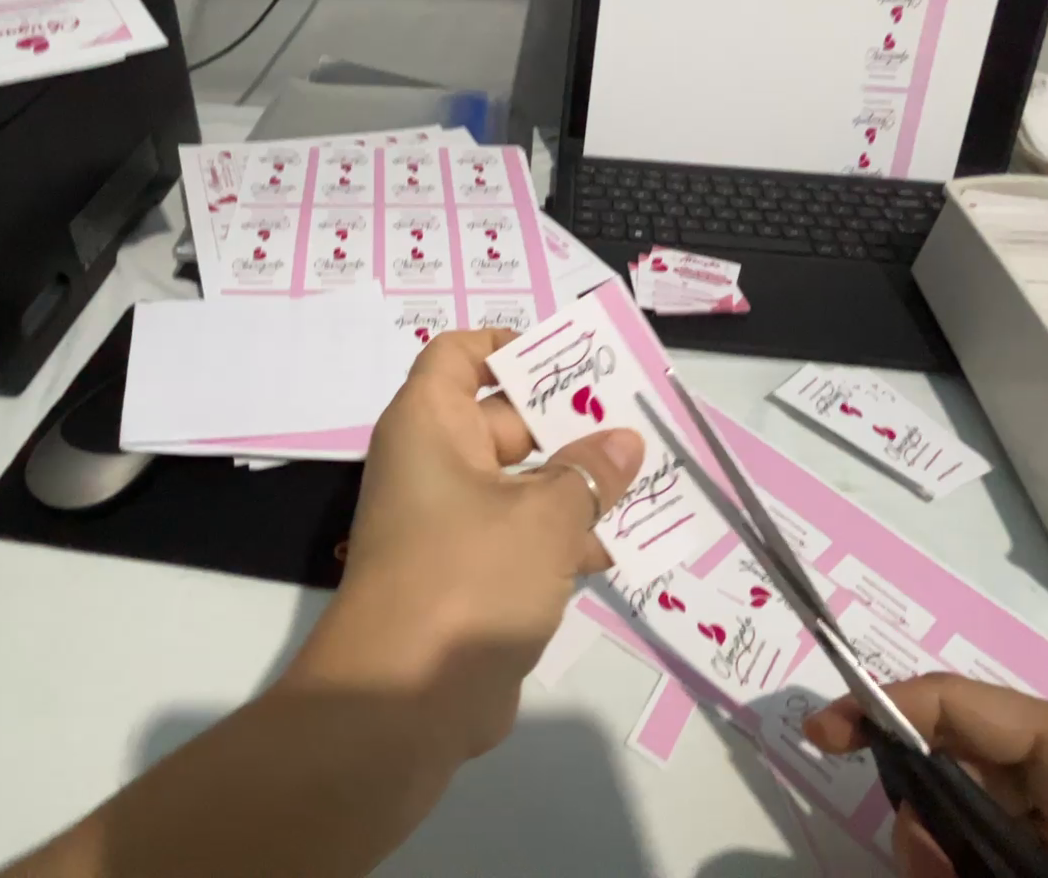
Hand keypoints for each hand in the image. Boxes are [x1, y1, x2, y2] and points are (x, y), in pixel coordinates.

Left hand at [283, 329, 645, 756]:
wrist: (404, 699)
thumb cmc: (469, 576)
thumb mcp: (544, 517)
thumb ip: (589, 473)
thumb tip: (624, 440)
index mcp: (431, 425)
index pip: (458, 355)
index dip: (509, 348)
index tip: (569, 360)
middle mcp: (434, 463)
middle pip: (502, 417)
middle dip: (567, 422)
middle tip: (634, 422)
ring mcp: (449, 520)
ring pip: (519, 480)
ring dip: (574, 484)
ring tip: (643, 482)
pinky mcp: (466, 570)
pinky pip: (518, 532)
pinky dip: (560, 534)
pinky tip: (616, 547)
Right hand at [803, 673, 1047, 877]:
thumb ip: (975, 857)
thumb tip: (913, 849)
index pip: (952, 701)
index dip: (875, 708)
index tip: (819, 737)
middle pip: (962, 760)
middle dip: (925, 814)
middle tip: (926, 872)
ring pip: (988, 804)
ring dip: (958, 847)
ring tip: (953, 876)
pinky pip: (1026, 832)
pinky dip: (994, 856)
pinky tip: (985, 872)